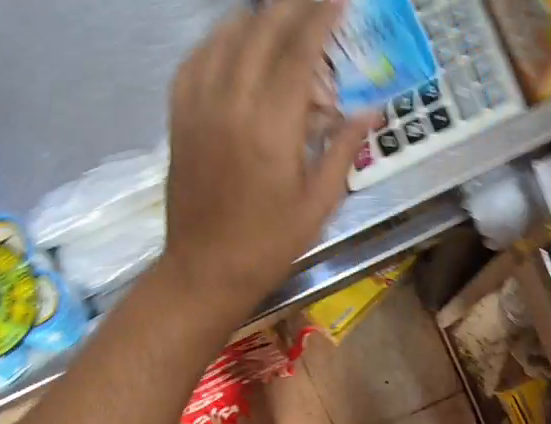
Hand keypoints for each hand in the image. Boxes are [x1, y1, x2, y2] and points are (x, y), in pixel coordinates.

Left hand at [158, 0, 373, 305]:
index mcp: (272, 128)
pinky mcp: (179, 114)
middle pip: (263, 30)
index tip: (341, 0)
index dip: (323, 19)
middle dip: (293, 7)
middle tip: (317, 2)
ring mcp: (199, 105)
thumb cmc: (269, 246)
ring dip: (259, 20)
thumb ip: (342, 149)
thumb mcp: (319, 205)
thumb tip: (371, 110)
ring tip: (283, 22)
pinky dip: (222, 41)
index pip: (300, 52)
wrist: (206, 270)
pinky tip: (239, 45)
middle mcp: (232, 104)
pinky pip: (198, 57)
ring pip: (227, 35)